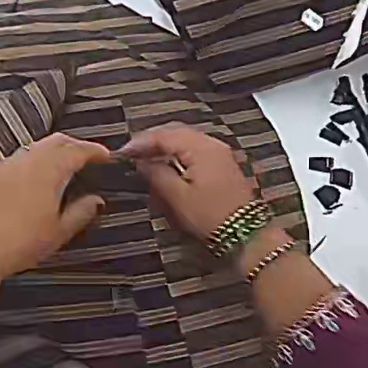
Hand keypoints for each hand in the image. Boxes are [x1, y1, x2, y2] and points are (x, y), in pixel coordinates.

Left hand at [0, 132, 110, 281]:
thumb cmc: (23, 241)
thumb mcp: (60, 231)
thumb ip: (82, 211)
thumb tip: (97, 200)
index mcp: (50, 168)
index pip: (78, 150)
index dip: (95, 152)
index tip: (108, 157)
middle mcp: (29, 158)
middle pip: (58, 141)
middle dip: (77, 145)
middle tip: (91, 158)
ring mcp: (9, 164)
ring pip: (39, 145)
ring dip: (57, 150)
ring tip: (68, 166)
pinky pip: (24, 155)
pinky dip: (40, 157)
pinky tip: (42, 175)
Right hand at [118, 123, 257, 240]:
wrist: (246, 235)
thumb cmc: (209, 216)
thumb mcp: (177, 197)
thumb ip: (156, 174)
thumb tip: (141, 161)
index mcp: (201, 147)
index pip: (164, 135)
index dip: (140, 142)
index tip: (121, 154)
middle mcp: (212, 143)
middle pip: (176, 132)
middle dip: (152, 141)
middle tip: (131, 153)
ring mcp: (220, 153)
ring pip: (186, 141)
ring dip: (165, 147)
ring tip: (144, 159)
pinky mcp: (222, 165)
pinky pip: (195, 150)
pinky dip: (177, 154)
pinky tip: (166, 165)